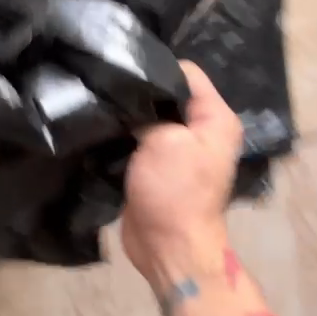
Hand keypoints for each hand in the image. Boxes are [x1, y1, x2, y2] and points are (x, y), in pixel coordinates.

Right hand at [122, 61, 242, 294]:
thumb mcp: (165, 142)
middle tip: (106, 93)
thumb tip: (133, 103)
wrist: (168, 246)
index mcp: (216, 119)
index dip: (156, 69)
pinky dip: (122, 140)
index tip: (123, 74)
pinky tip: (102, 136)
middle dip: (138, 95)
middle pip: (166, 97)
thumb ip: (151, 114)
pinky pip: (137, 144)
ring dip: (127, 119)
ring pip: (148, 120)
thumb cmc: (174, 192)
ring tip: (100, 112)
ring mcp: (178, 152)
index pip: (187, 73)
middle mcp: (201, 131)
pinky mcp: (156, 170)